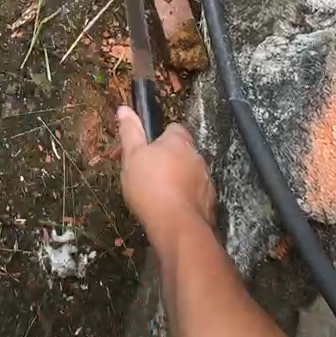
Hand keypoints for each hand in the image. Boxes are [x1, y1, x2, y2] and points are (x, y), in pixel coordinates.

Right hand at [116, 106, 216, 242]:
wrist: (177, 228)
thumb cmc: (150, 186)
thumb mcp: (132, 156)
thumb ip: (130, 132)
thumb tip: (125, 109)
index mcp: (179, 141)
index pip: (175, 129)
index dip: (161, 138)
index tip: (149, 150)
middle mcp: (197, 157)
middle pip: (183, 152)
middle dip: (171, 159)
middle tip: (150, 173)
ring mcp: (207, 181)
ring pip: (191, 174)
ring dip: (180, 179)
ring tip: (161, 194)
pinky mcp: (211, 204)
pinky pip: (197, 195)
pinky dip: (187, 198)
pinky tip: (173, 209)